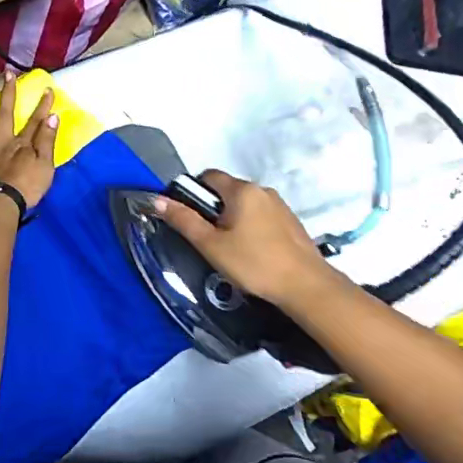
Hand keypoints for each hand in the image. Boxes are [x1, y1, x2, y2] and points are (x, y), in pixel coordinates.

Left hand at [0, 80, 58, 209]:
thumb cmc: (27, 188)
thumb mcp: (46, 166)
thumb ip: (47, 141)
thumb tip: (52, 116)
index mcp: (23, 144)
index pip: (35, 121)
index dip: (42, 105)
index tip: (46, 89)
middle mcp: (2, 141)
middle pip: (6, 114)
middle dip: (8, 93)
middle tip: (8, 73)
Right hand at [150, 169, 343, 304]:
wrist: (306, 286)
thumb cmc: (253, 263)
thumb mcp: (211, 244)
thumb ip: (184, 220)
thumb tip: (156, 200)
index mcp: (241, 190)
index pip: (208, 176)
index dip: (193, 192)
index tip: (190, 217)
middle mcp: (262, 190)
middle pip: (227, 190)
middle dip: (213, 209)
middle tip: (209, 239)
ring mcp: (280, 205)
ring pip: (245, 204)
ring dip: (233, 218)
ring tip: (231, 249)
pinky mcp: (292, 222)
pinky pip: (262, 216)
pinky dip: (252, 227)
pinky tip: (253, 252)